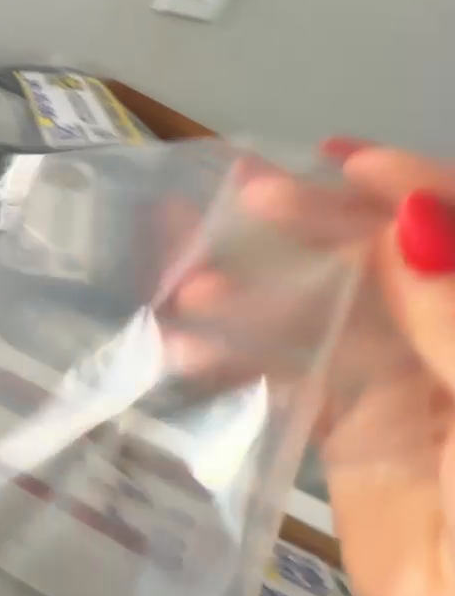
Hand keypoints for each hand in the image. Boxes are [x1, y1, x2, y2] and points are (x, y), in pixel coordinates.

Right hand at [171, 142, 454, 595]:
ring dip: (251, 294)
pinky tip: (181, 352)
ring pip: (324, 316)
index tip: (330, 159)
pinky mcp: (354, 436)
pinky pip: (286, 377)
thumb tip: (407, 213)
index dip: (410, 190)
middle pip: (390, 264)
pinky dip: (230, 358)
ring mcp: (415, 396)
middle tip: (234, 195)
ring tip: (181, 285)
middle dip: (315, 226)